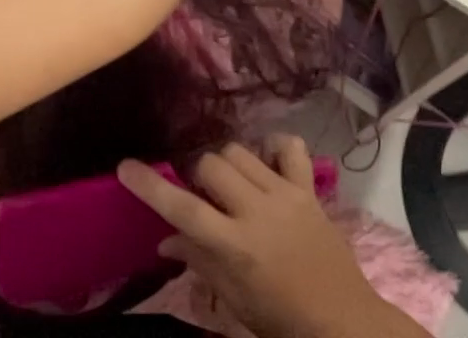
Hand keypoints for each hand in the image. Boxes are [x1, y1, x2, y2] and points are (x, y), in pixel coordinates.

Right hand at [120, 138, 423, 337]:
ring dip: (225, 162)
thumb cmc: (280, 317)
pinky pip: (288, 147)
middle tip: (199, 193)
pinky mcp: (308, 189)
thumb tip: (165, 238)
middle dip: (196, 175)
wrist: (341, 320)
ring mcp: (286, 194)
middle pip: (210, 165)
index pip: (184, 209)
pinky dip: (272, 147)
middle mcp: (258, 211)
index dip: (151, 185)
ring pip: (240, 151)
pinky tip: (264, 162)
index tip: (126, 167)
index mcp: (236, 246)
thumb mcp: (234, 298)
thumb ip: (200, 260)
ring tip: (229, 184)